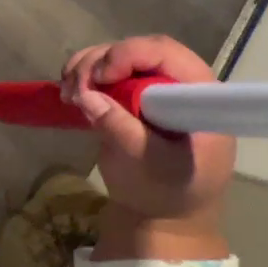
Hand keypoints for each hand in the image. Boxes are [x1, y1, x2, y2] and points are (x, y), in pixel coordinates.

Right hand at [60, 36, 234, 260]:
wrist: (161, 216)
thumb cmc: (164, 193)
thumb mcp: (146, 164)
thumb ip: (121, 129)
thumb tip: (86, 96)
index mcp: (199, 100)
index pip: (167, 54)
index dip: (129, 55)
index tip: (100, 79)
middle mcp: (179, 87)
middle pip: (135, 50)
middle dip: (98, 62)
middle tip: (74, 89)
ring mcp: (154, 90)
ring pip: (114, 56)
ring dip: (84, 68)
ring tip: (68, 95)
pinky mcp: (133, 96)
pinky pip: (104, 70)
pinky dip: (81, 75)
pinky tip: (71, 94)